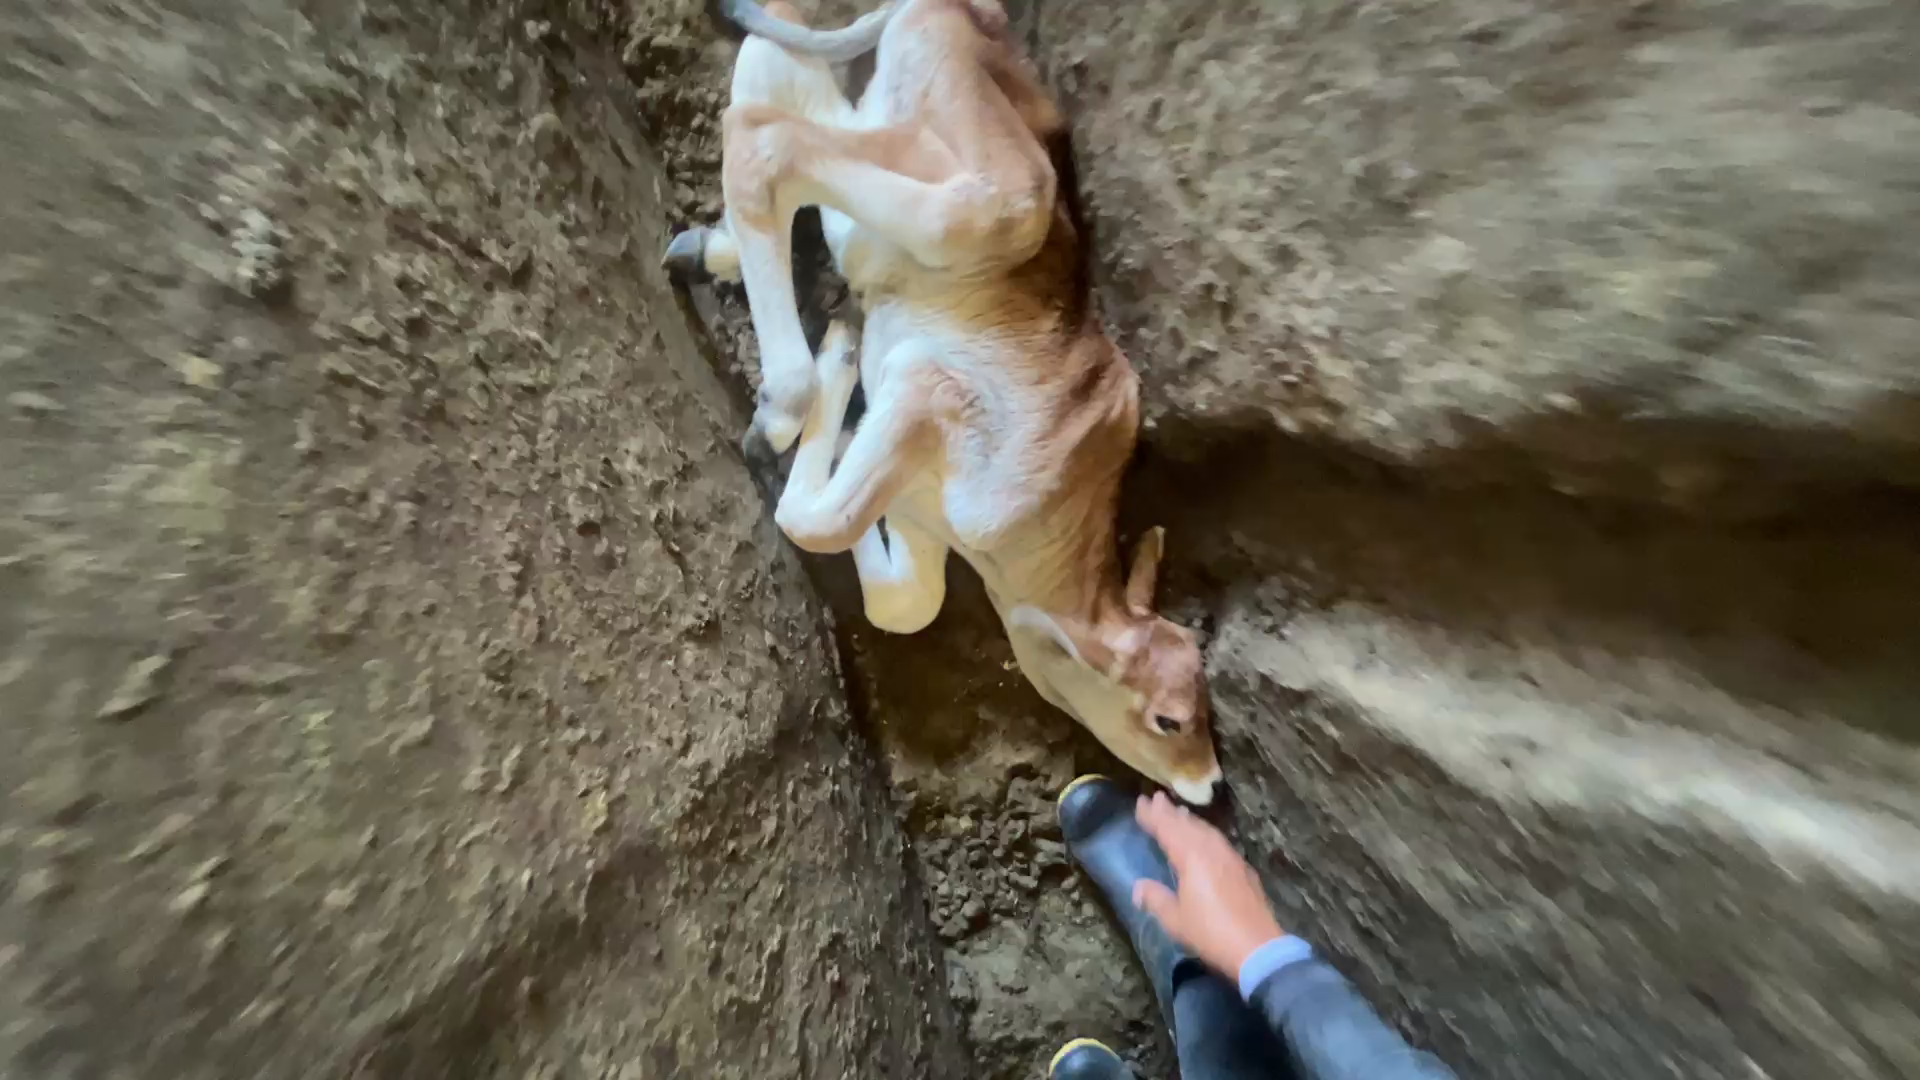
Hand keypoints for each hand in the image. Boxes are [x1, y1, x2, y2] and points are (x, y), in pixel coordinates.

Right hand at [1131, 792, 1284, 979]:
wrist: (1258, 949)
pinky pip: (1218, 841)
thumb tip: (1138, 887)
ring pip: (1205, 830)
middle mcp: (1210, 850)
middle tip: (1157, 797)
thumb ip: (1155, 899)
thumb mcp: (1175, 920)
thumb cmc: (1211, 933)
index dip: (1152, 815)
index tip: (1140, 802)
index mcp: (1190, 857)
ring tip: (1180, 812)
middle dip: (1170, 811)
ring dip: (1189, 820)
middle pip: (1186, 824)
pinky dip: (1206, 833)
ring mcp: (1229, 858)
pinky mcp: (1243, 869)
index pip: (1166, 828)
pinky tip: (1206, 838)